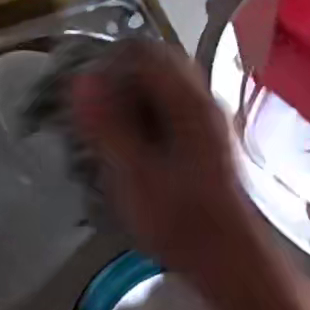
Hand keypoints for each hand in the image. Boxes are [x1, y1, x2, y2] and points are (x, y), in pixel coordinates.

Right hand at [69, 41, 264, 281]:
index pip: (143, 51)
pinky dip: (145, 124)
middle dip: (118, 85)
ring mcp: (207, 125)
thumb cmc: (180, 218)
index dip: (107, 64)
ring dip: (130, 106)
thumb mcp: (132, 173)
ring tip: (105, 137)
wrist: (228, 258)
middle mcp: (202, 104)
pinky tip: (130, 155)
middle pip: (154, 69)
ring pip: (162, 94)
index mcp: (188, 102)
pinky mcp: (207, 147)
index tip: (82, 93)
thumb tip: (81, 82)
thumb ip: (106, 125)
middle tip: (91, 116)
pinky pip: (170, 117)